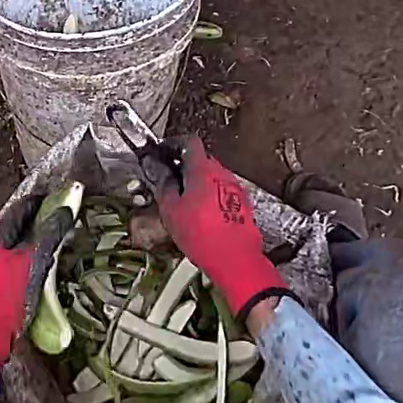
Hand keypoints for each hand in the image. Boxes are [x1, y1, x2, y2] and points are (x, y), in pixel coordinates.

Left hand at [0, 186, 77, 368]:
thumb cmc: (9, 296)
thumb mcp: (33, 262)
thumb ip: (49, 234)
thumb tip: (66, 209)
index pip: (20, 208)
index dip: (42, 201)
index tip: (62, 198)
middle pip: (19, 224)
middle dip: (42, 219)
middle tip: (65, 218)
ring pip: (18, 242)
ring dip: (38, 238)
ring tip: (60, 238)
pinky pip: (17, 258)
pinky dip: (33, 254)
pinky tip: (46, 262)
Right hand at [142, 136, 285, 322]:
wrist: (235, 260)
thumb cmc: (203, 235)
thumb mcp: (170, 208)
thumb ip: (164, 184)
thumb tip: (159, 170)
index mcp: (203, 170)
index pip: (189, 143)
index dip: (173, 144)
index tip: (163, 152)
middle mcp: (223, 175)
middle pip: (201, 160)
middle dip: (184, 166)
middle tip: (168, 178)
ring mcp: (235, 190)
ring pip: (212, 177)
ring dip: (197, 182)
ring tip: (182, 200)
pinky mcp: (243, 205)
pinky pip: (222, 192)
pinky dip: (209, 196)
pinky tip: (200, 214)